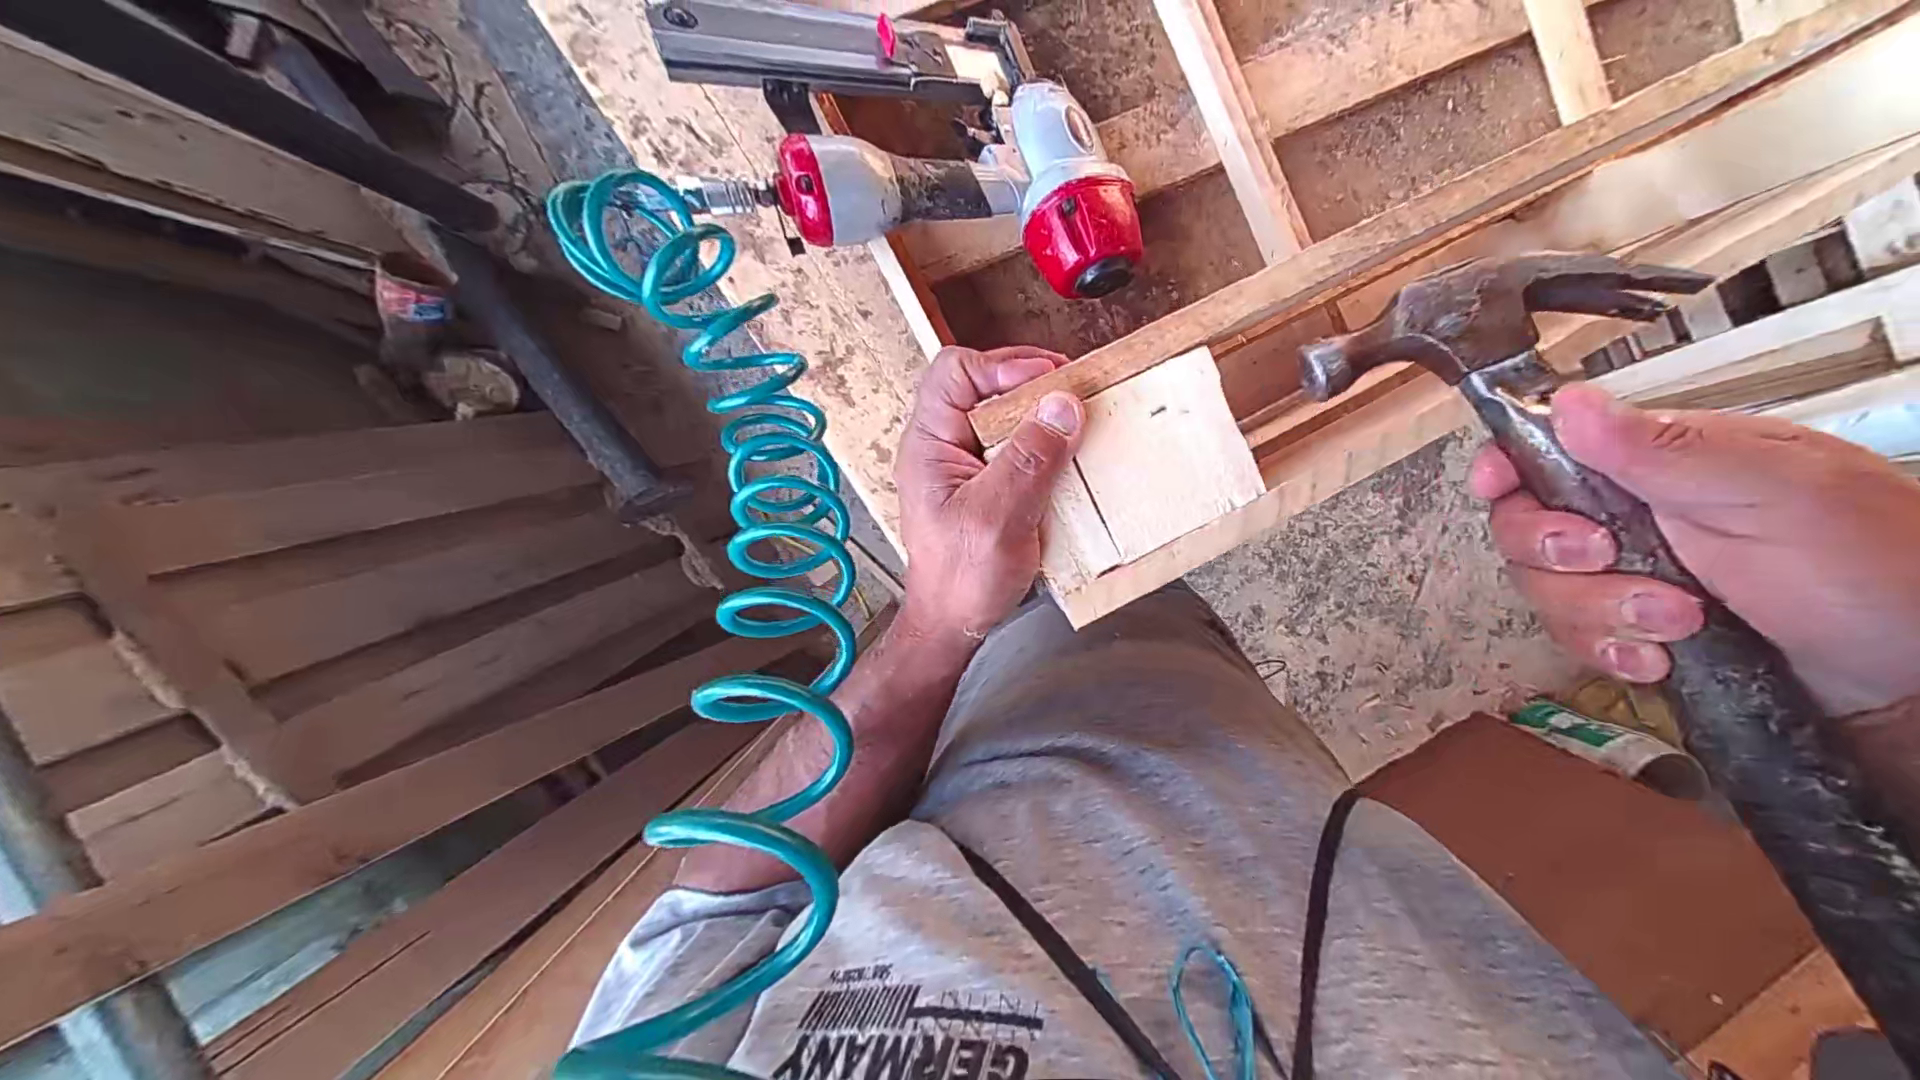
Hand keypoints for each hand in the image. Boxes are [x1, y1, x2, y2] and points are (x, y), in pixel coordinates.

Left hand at [896, 345, 1084, 643]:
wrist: (955, 621)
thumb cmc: (959, 580)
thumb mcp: (997, 519)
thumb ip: (1028, 461)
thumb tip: (1062, 405)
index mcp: (929, 444)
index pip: (955, 373)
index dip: (1002, 365)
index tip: (1048, 378)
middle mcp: (944, 446)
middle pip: (984, 387)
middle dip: (1031, 384)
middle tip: (1074, 392)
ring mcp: (966, 463)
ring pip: (1004, 415)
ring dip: (1042, 415)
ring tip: (1078, 420)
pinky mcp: (989, 482)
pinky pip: (1018, 447)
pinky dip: (1045, 444)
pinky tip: (1069, 455)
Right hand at [1471, 382, 1919, 715]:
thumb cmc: (1872, 566)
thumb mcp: (1778, 492)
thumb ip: (1667, 449)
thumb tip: (1570, 402)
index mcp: (1649, 464)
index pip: (1540, 450)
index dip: (1503, 466)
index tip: (1496, 485)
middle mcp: (1619, 515)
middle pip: (1520, 525)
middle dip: (1554, 552)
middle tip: (1608, 557)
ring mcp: (1615, 574)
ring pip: (1538, 586)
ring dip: (1597, 611)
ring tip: (1679, 623)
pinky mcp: (1620, 626)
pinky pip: (1567, 635)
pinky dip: (1606, 650)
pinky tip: (1658, 657)